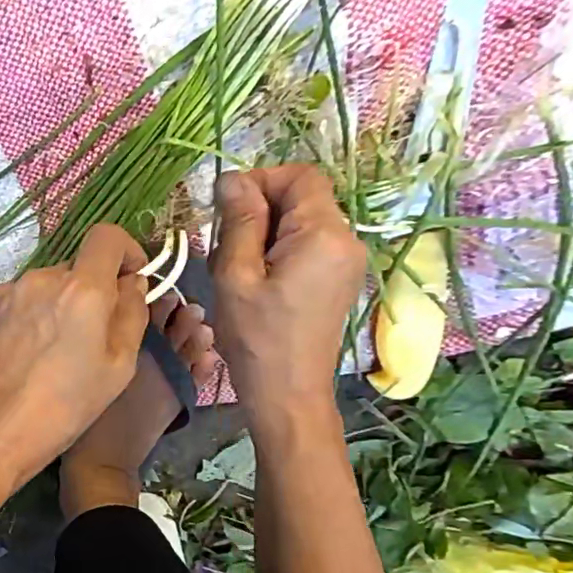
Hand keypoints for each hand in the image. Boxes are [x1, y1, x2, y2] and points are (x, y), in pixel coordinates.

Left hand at [0, 224, 150, 492]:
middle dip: (94, 291)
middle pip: (79, 267)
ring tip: (57, 349)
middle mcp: (43, 277)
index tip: (131, 279)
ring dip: (62, 304)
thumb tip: (132, 284)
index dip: (126, 250)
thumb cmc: (66, 405)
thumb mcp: (119, 366)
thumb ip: (132, 314)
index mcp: (82, 290)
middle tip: (94, 335)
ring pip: (50, 285)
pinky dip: (34, 313)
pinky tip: (29, 350)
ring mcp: (9, 290)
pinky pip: (22, 298)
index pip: (108, 236)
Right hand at [210, 167, 366, 413]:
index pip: (300, 176)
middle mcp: (346, 241)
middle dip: (260, 209)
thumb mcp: (236, 275)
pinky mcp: (338, 280)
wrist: (289, 396)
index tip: (227, 207)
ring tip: (238, 268)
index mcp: (325, 234)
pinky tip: (256, 280)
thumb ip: (240, 220)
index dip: (261, 180)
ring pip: (302, 221)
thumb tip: (234, 178)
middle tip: (226, 244)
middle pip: (303, 197)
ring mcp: (346, 263)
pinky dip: (279, 250)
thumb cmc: (257, 339)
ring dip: (266, 232)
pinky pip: (308, 245)